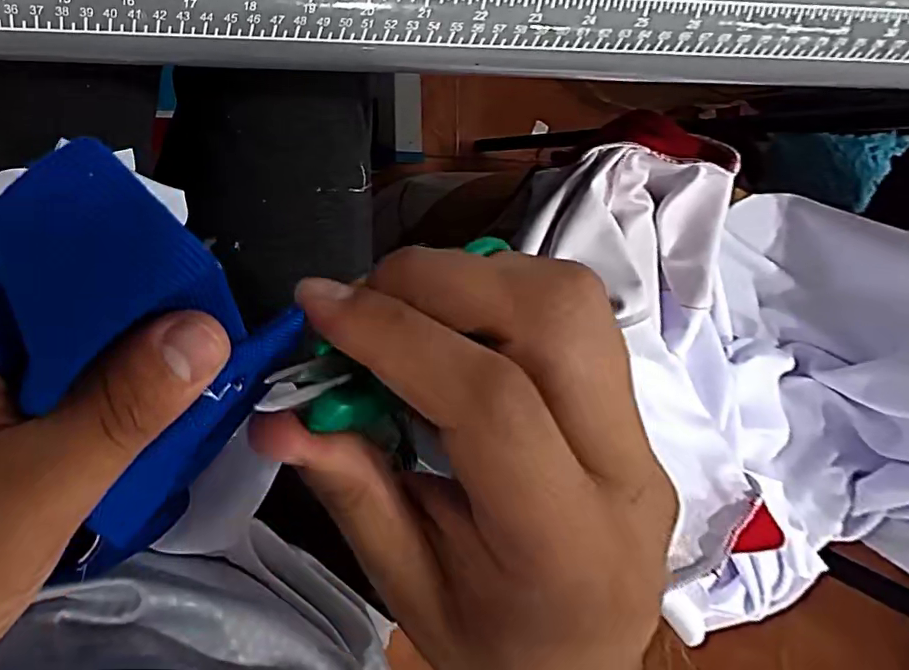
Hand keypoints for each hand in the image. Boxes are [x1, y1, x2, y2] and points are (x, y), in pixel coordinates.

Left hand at [0, 266, 231, 669]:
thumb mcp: (34, 490)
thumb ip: (122, 406)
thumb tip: (208, 330)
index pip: (62, 264)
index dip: (137, 284)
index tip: (207, 313)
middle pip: (69, 300)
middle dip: (135, 333)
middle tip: (210, 358)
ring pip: (70, 340)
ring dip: (120, 369)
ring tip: (185, 387)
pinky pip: (55, 374)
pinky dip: (97, 395)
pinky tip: (136, 416)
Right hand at [252, 248, 674, 669]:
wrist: (582, 658)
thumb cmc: (491, 636)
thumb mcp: (402, 582)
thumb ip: (344, 487)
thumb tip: (274, 419)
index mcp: (563, 539)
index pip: (489, 399)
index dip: (389, 333)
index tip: (315, 306)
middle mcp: (619, 464)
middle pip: (545, 315)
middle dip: (430, 281)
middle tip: (358, 304)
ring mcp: (634, 422)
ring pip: (560, 292)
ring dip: (460, 276)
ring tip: (397, 313)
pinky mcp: (621, 392)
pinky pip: (560, 300)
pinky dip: (485, 285)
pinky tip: (443, 323)